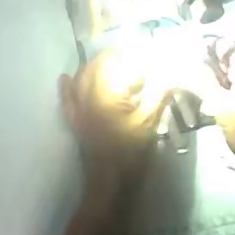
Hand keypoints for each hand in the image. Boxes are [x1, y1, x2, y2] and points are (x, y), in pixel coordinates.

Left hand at [59, 49, 162, 193]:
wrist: (110, 185)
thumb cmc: (132, 154)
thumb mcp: (149, 123)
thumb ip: (158, 94)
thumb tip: (169, 72)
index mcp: (105, 94)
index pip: (110, 61)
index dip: (123, 52)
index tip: (139, 49)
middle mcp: (86, 97)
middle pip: (94, 68)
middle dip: (109, 59)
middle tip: (128, 58)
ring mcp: (78, 111)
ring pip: (80, 80)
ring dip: (93, 69)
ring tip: (109, 66)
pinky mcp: (75, 123)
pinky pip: (66, 100)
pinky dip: (66, 87)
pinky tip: (64, 78)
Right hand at [200, 39, 234, 197]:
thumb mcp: (223, 108)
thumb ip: (205, 81)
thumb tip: (190, 61)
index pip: (224, 44)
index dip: (202, 49)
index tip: (182, 62)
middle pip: (229, 58)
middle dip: (207, 68)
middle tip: (186, 82)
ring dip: (216, 83)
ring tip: (197, 98)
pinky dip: (227, 93)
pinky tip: (214, 109)